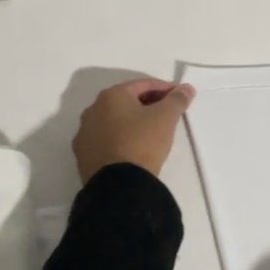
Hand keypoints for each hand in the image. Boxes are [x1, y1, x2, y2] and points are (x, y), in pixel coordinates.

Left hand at [72, 78, 194, 182]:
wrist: (118, 185)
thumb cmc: (142, 142)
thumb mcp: (166, 117)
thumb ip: (177, 99)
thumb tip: (186, 88)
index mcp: (111, 96)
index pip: (143, 85)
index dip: (165, 89)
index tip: (180, 97)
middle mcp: (93, 110)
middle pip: (127, 101)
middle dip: (148, 104)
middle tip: (167, 114)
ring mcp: (85, 133)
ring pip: (114, 120)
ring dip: (132, 122)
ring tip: (150, 132)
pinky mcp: (83, 155)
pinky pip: (106, 139)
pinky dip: (120, 138)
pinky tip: (131, 148)